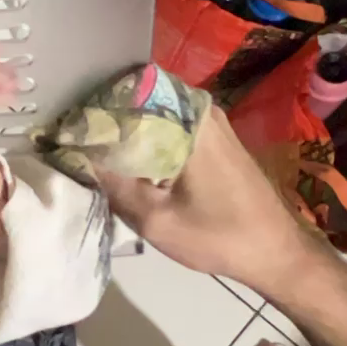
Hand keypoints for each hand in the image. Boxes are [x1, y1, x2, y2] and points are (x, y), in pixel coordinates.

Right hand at [95, 107, 319, 289]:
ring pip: (154, 112)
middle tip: (76, 139)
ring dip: (126, 128)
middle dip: (107, 116)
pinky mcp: (214, 137)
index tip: (69, 127)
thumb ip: (114, 186)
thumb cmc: (219, 236)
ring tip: (94, 149)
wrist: (277, 254)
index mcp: (189, 119)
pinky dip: (146, 138)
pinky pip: (170, 124)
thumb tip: (78, 158)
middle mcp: (201, 110)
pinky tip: (127, 160)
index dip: (95, 107)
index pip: (129, 91)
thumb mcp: (155, 221)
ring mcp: (210, 121)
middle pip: (140, 97)